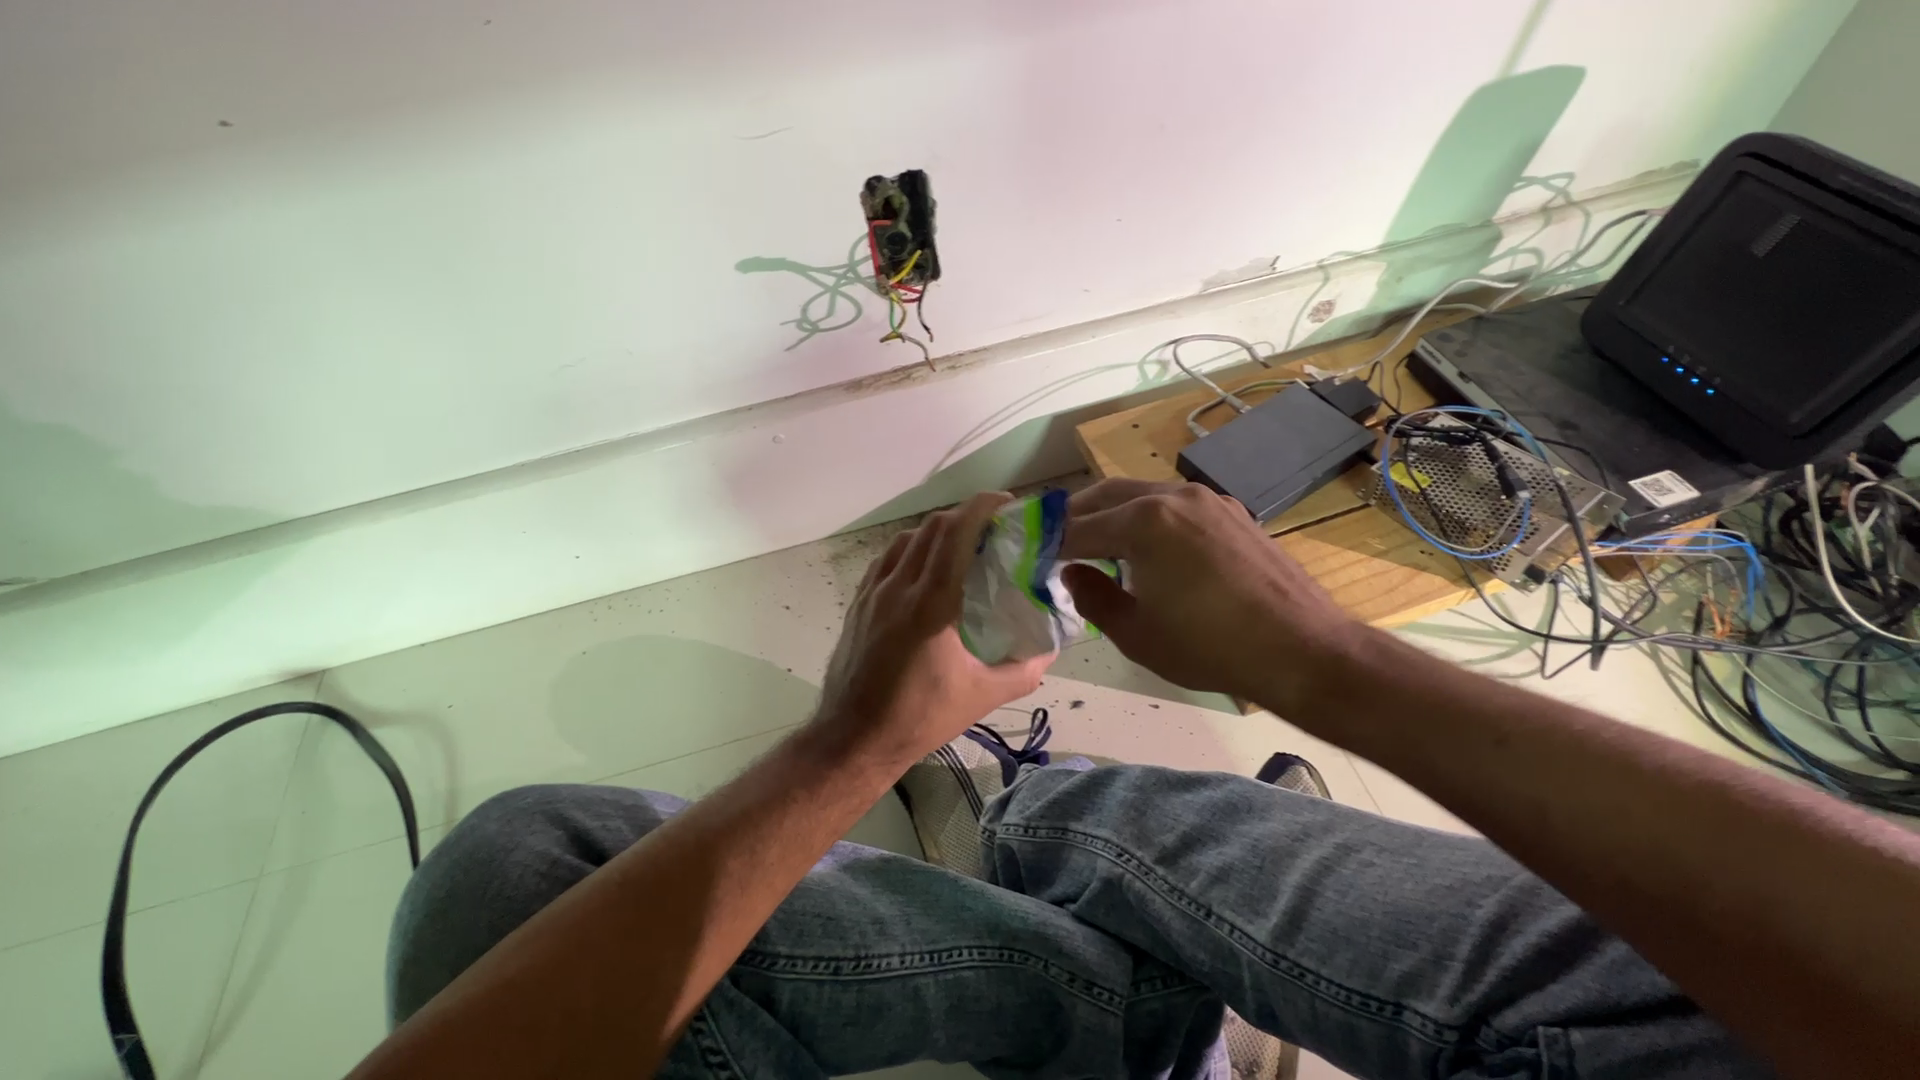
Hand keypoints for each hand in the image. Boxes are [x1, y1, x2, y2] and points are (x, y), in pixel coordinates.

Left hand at [815, 493, 1053, 767]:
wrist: (852, 739)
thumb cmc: (918, 718)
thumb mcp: (981, 697)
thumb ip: (1023, 670)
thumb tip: (1050, 649)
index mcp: (931, 603)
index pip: (956, 533)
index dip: (983, 508)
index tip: (1008, 504)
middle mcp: (899, 587)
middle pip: (933, 528)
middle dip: (966, 515)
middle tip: (995, 525)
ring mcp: (873, 593)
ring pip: (907, 539)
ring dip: (938, 531)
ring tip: (963, 544)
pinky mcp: (859, 603)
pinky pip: (887, 560)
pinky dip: (911, 549)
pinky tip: (925, 568)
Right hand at [1059, 479, 1364, 709]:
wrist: (1301, 649)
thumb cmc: (1210, 647)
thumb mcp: (1136, 634)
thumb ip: (1093, 598)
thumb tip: (1071, 573)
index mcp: (1144, 521)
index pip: (1078, 528)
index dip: (1050, 546)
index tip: (1031, 560)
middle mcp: (1174, 495)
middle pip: (1107, 496)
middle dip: (1076, 518)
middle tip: (1055, 545)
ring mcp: (1208, 500)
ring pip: (1143, 494)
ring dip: (1113, 514)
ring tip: (1098, 546)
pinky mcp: (1232, 512)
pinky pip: (1175, 505)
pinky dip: (1148, 518)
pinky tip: (1149, 549)